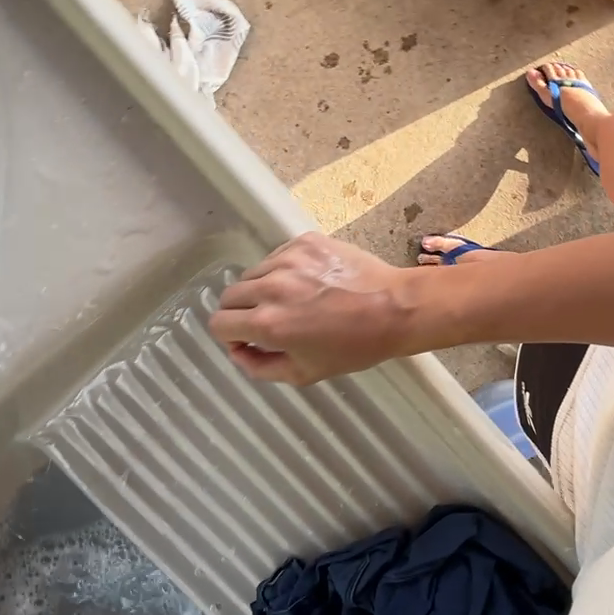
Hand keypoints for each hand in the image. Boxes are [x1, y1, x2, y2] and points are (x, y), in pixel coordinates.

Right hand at [208, 232, 422, 384]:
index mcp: (268, 323)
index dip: (230, 335)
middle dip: (241, 312)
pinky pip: (277, 256)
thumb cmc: (354, 346)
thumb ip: (259, 367)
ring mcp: (288, 260)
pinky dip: (283, 270)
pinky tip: (309, 282)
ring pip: (252, 274)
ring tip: (294, 300)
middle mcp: (271, 287)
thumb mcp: (304, 373)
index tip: (249, 339)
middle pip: (229, 296)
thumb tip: (237, 352)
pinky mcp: (305, 241)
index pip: (219, 323)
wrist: (395, 307)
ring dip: (262, 289)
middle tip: (269, 320)